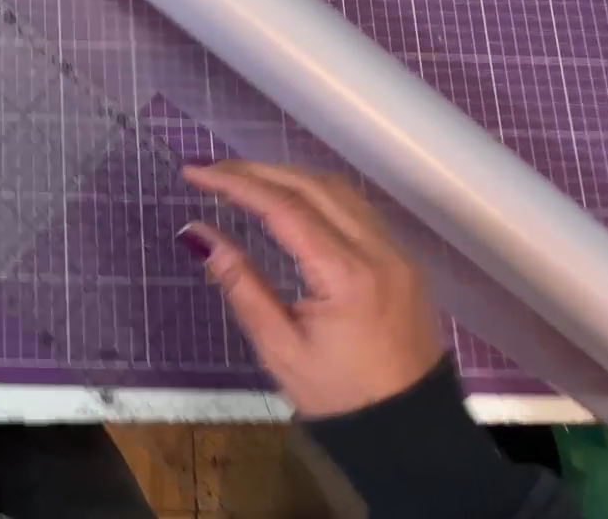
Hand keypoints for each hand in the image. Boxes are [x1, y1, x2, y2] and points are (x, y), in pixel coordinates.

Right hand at [181, 160, 443, 416]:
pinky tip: (287, 198)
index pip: (284, 208)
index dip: (235, 183)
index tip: (194, 174)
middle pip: (311, 186)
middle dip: (255, 171)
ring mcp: (396, 253)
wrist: (413, 435)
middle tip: (211, 171)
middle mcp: (378, 253)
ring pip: (336, 189)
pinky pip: (354, 206)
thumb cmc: (338, 395)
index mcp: (347, 276)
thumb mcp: (278, 346)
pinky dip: (313, 191)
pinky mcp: (401, 260)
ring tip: (243, 180)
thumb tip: (197, 232)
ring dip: (286, 176)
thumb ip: (239, 282)